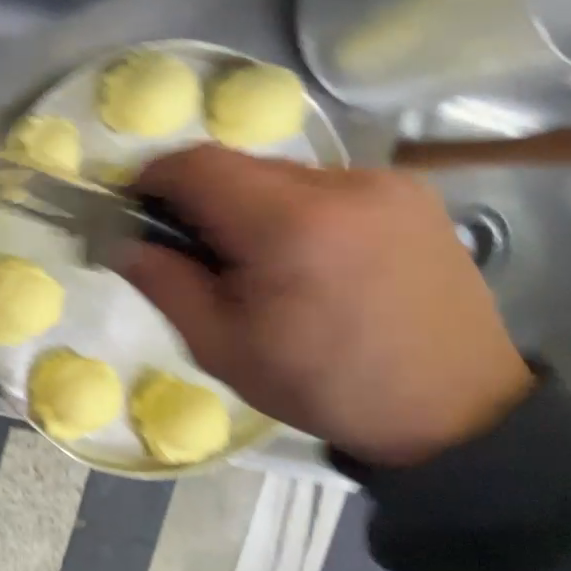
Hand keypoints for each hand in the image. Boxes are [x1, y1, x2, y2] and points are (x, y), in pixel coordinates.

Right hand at [121, 146, 533, 467]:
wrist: (449, 405)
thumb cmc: (319, 383)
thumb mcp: (218, 345)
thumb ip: (164, 282)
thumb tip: (121, 243)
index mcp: (289, 224)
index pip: (198, 165)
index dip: (151, 178)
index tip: (129, 209)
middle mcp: (344, 185)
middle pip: (240, 166)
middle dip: (197, 200)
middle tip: (183, 253)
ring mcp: (386, 185)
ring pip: (281, 176)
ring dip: (244, 207)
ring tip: (246, 265)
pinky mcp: (411, 195)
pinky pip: (323, 187)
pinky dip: (289, 212)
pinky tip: (296, 259)